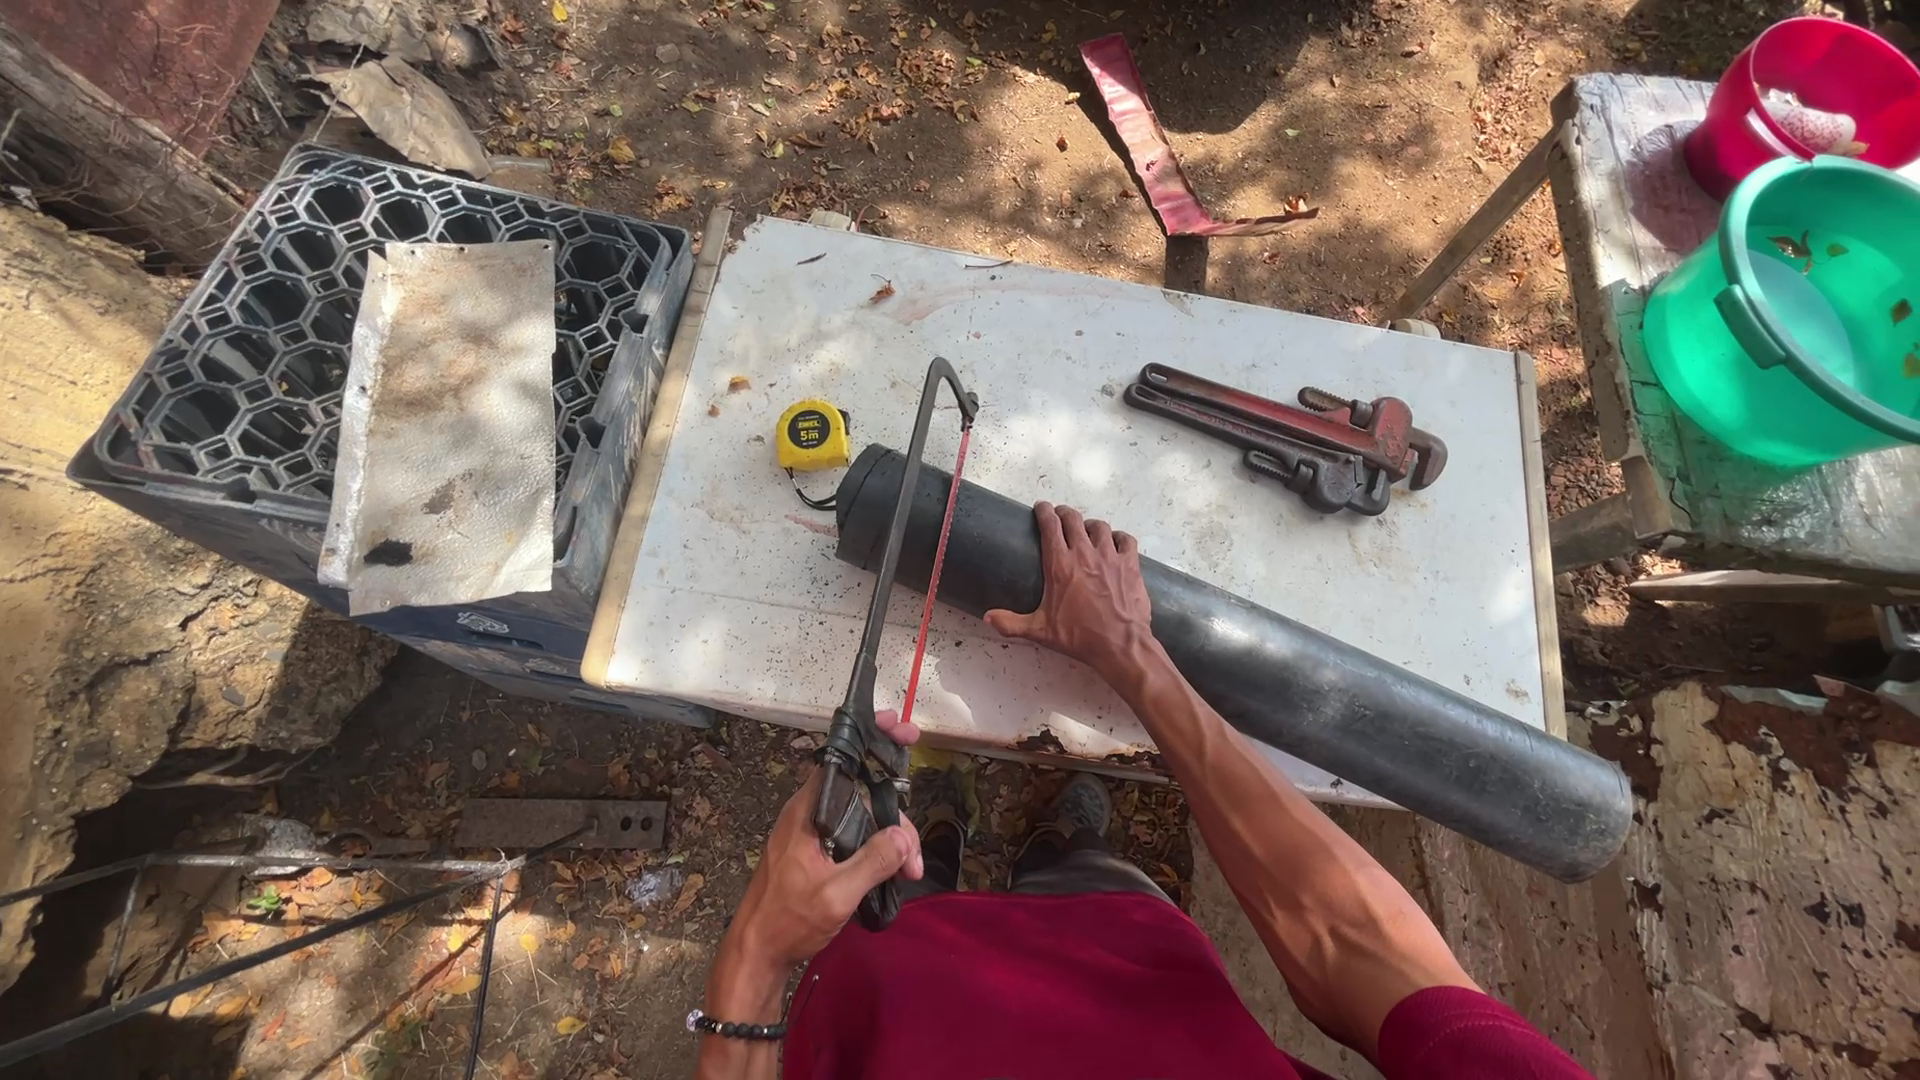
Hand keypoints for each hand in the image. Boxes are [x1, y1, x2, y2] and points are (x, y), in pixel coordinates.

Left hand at [722, 710, 924, 975]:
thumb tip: (904, 836)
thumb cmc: (787, 920)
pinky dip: (877, 849)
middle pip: (861, 792)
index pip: (841, 759)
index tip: (899, 727)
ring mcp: (813, 833)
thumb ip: (871, 862)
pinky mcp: (817, 853)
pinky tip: (895, 871)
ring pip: (861, 817)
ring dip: (889, 838)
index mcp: (807, 810)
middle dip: (894, 813)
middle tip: (915, 848)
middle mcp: (809, 813)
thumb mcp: (835, 895)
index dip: (871, 739)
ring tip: (909, 871)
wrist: (755, 956)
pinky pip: (854, 836)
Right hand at [984, 502, 1156, 678]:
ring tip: (1085, 530)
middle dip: (1064, 513)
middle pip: (1073, 519)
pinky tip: (1114, 541)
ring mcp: (1110, 556)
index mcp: (1060, 565)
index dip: (1044, 511)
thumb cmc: (1079, 637)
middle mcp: (1084, 553)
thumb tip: (988, 618)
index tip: (1041, 507)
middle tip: (1060, 516)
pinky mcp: (1130, 564)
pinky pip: (1125, 539)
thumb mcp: (1041, 631)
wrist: (1120, 644)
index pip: (1050, 525)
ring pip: (1099, 526)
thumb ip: (1011, 623)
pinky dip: (1118, 537)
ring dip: (1090, 525)